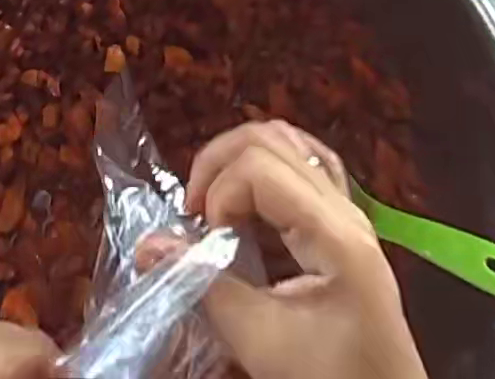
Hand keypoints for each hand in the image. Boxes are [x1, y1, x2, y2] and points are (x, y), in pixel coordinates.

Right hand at [180, 122, 428, 378]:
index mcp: (333, 232)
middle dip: (219, 164)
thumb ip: (205, 288)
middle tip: (193, 212)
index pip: (261, 169)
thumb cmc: (329, 378)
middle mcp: (343, 205)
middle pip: (271, 139)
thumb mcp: (263, 344)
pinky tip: (247, 188)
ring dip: (238, 158)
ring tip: (214, 202)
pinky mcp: (342, 213)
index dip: (220, 194)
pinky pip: (304, 157)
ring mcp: (347, 205)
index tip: (206, 241)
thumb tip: (147, 244)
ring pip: (286, 139)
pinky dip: (266, 160)